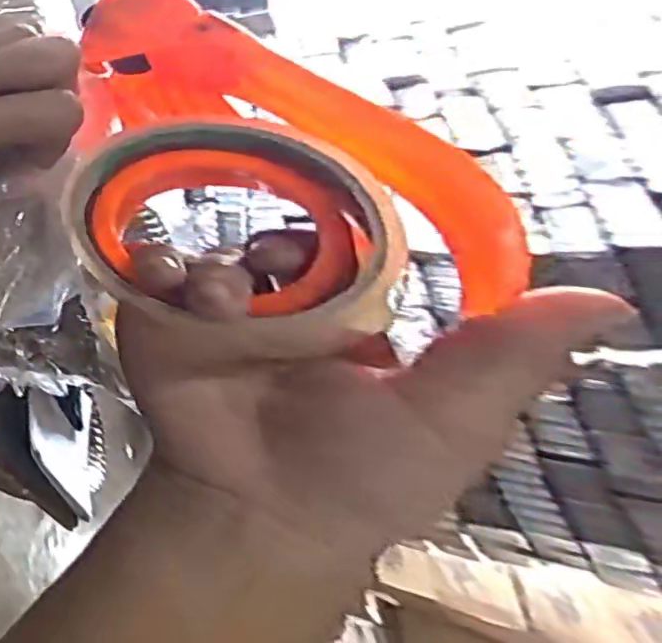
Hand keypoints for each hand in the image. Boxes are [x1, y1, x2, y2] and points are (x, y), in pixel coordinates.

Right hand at [121, 234, 635, 564]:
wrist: (261, 505)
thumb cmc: (361, 470)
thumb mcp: (445, 419)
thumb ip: (502, 359)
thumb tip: (602, 299)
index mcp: (340, 322)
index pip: (338, 257)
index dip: (335, 241)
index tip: (331, 249)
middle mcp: (274, 310)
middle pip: (265, 249)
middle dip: (269, 248)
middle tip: (270, 271)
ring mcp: (208, 314)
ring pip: (205, 257)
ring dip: (209, 266)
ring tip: (216, 305)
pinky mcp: (156, 319)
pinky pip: (145, 272)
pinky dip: (149, 263)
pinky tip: (162, 279)